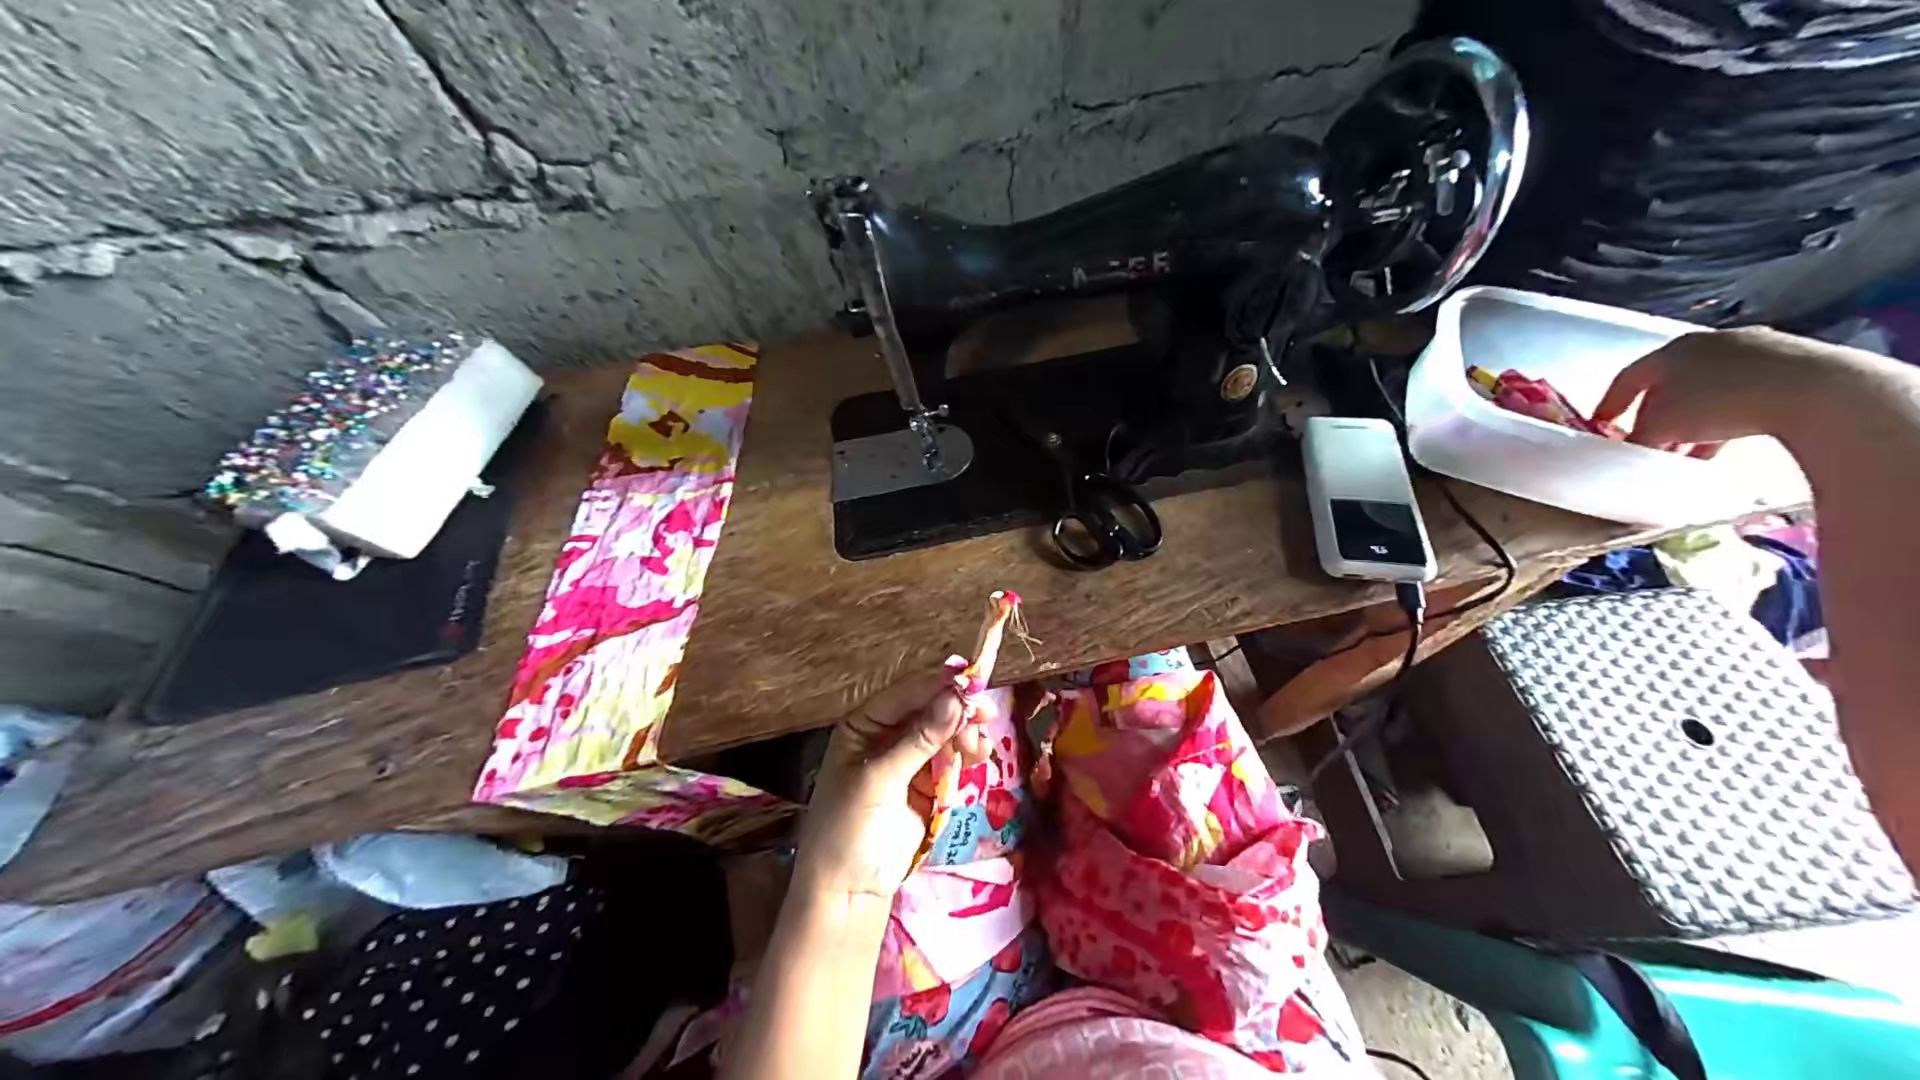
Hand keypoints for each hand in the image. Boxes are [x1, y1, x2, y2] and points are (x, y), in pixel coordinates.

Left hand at [793, 661, 968, 900]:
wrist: (847, 891)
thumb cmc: (847, 828)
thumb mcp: (879, 779)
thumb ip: (920, 739)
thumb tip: (956, 699)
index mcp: (864, 724)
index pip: (906, 695)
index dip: (938, 687)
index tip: (973, 684)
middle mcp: (886, 735)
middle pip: (930, 710)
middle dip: (957, 711)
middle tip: (985, 714)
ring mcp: (909, 760)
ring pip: (945, 733)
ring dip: (965, 734)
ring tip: (979, 745)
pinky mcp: (927, 785)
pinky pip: (951, 759)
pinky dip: (966, 755)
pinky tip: (980, 755)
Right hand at [1592, 327, 1859, 455]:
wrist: (1814, 390)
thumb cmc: (1714, 405)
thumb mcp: (1659, 429)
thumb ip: (1637, 437)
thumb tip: (1632, 445)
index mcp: (1667, 352)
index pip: (1626, 380)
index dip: (1610, 405)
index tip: (1602, 427)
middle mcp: (1706, 342)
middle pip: (1669, 383)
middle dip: (1658, 414)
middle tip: (1653, 441)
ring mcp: (1754, 347)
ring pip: (1709, 386)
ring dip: (1696, 417)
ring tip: (1692, 447)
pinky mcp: (1792, 360)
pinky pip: (1747, 388)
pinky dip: (1732, 412)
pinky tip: (1729, 435)